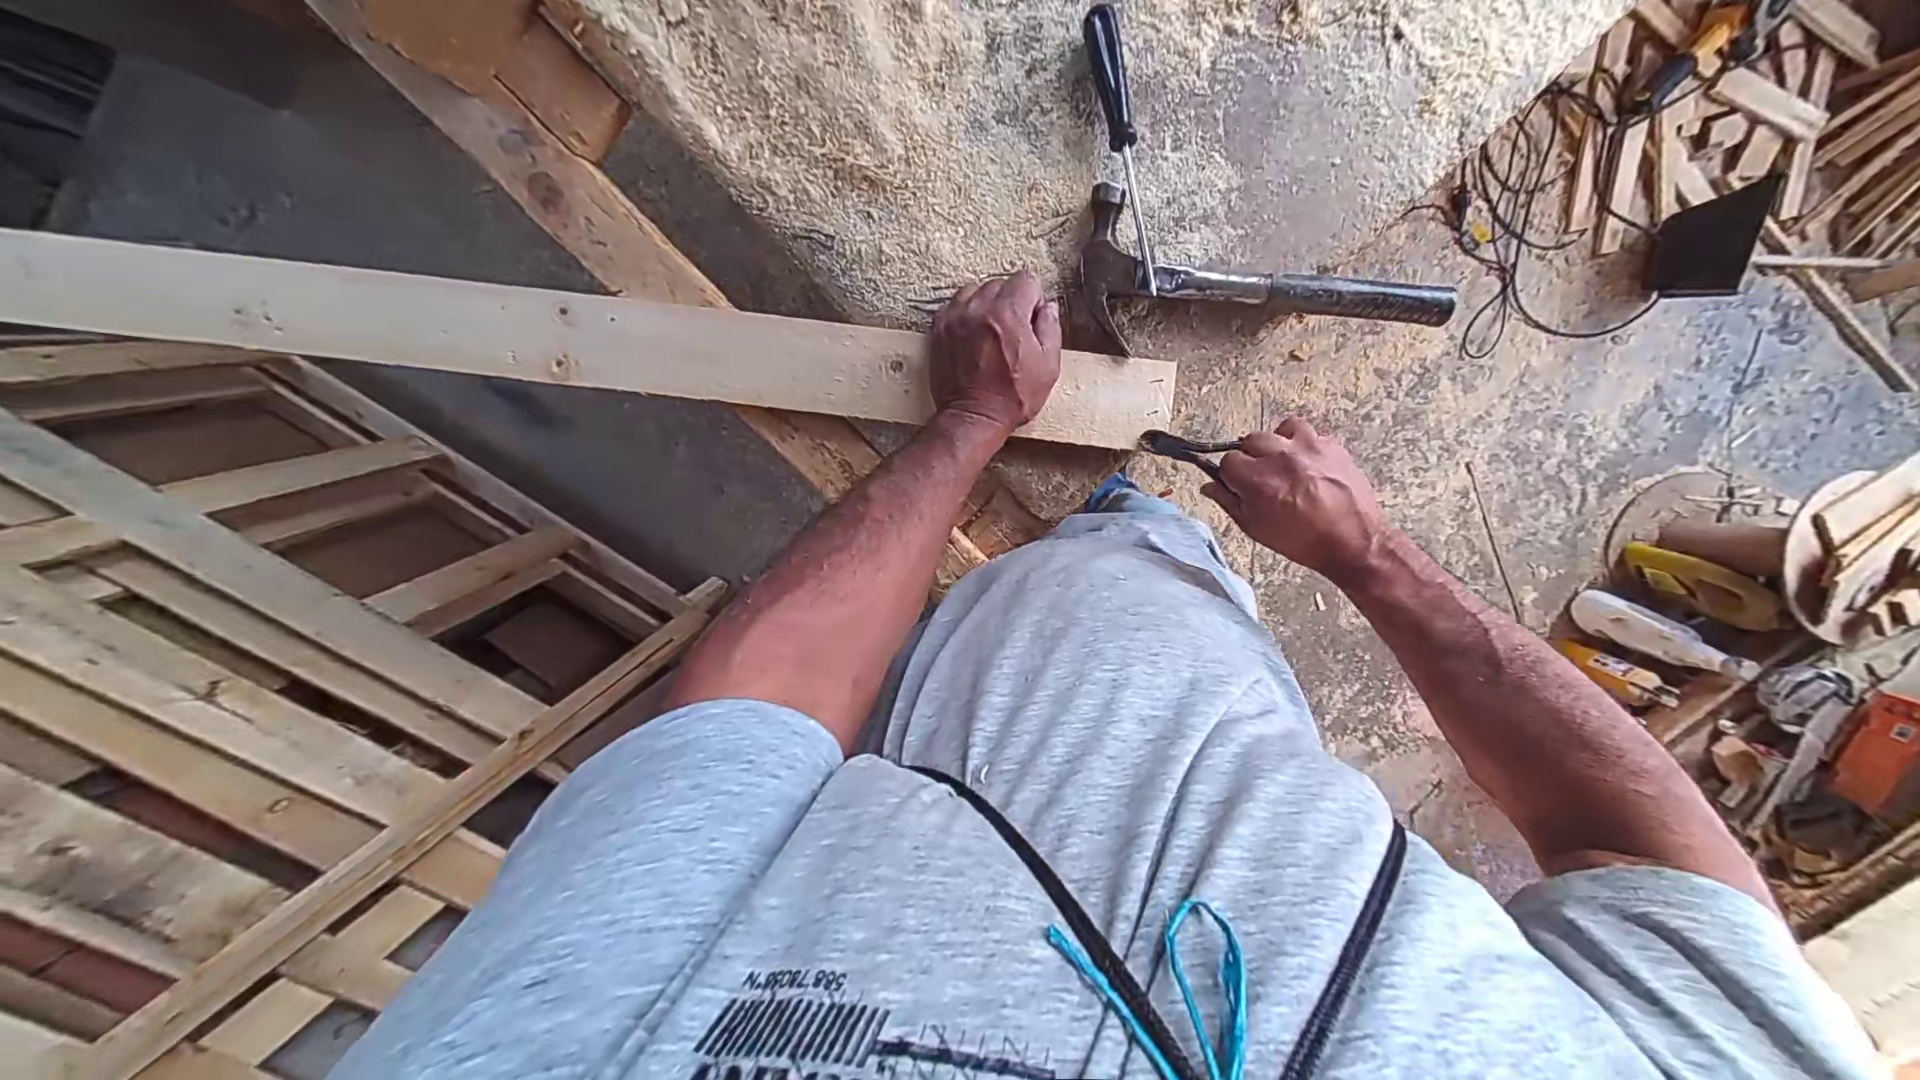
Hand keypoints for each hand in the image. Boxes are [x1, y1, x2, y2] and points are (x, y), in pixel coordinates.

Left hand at [929, 270, 1061, 435]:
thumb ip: (1051, 328)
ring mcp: (955, 318)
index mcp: (1009, 313)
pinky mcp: (939, 330)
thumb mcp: (1048, 366)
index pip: (1026, 279)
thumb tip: (1048, 306)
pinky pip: (954, 307)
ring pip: (974, 291)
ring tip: (990, 331)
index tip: (1032, 319)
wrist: (974, 417)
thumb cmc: (1013, 397)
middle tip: (1012, 331)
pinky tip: (972, 335)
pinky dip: (964, 314)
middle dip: (1010, 301)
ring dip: (985, 305)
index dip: (1034, 298)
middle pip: (999, 284)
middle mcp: (979, 309)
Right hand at [1202, 418, 1391, 584]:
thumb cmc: (1302, 540)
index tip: (1236, 485)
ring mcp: (1307, 448)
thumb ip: (1228, 502)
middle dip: (1250, 458)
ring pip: (1277, 431)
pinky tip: (1302, 460)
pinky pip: (1306, 430)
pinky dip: (1299, 441)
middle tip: (1259, 477)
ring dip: (1274, 445)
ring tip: (1281, 463)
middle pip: (1250, 441)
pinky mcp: (1330, 445)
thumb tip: (1209, 486)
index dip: (1230, 475)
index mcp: (1257, 481)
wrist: (1352, 541)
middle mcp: (1280, 458)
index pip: (1227, 461)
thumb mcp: (1255, 528)